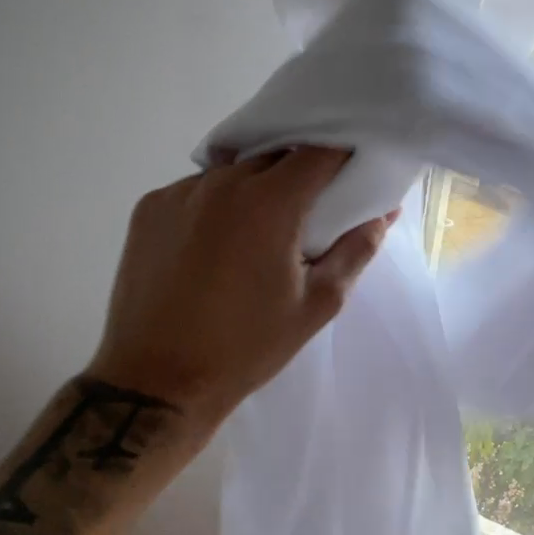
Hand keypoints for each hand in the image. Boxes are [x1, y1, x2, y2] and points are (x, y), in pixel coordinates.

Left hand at [85, 147, 392, 419]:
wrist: (158, 382)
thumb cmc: (248, 347)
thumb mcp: (319, 304)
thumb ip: (357, 249)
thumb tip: (385, 211)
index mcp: (269, 203)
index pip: (318, 152)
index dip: (341, 157)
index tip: (352, 175)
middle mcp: (222, 183)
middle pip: (274, 156)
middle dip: (297, 175)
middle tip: (309, 212)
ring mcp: (179, 193)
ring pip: (232, 172)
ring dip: (253, 189)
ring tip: (256, 233)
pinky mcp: (148, 208)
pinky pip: (195, 191)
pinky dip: (213, 205)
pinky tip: (214, 245)